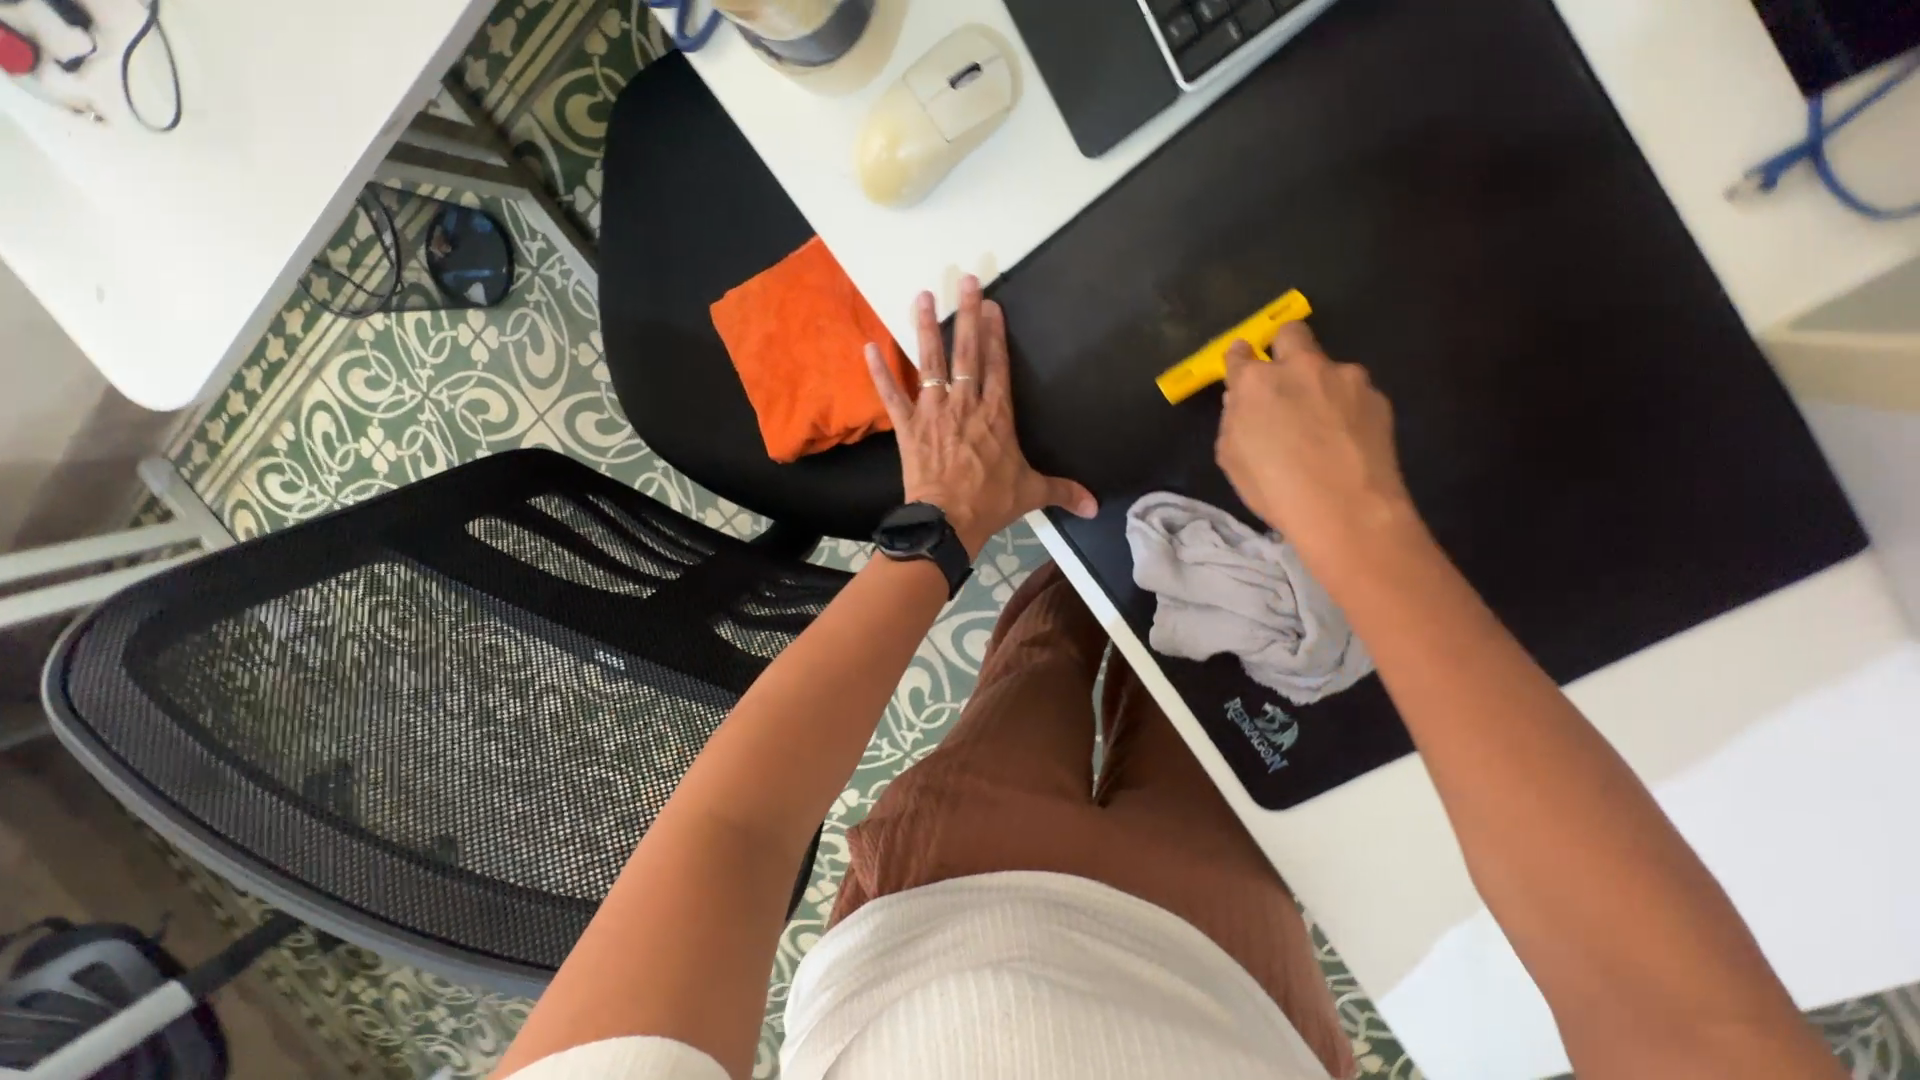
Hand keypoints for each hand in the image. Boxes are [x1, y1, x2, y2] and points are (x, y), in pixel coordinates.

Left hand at [867, 276, 1097, 558]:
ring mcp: (933, 413)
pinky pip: (892, 395)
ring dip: (925, 328)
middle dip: (967, 314)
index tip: (991, 305)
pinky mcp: (907, 427)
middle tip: (966, 281)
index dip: (994, 333)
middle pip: (966, 352)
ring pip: (929, 362)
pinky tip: (868, 347)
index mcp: (996, 415)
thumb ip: (1063, 491)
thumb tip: (1094, 506)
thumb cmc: (991, 503)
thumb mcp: (1031, 493)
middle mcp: (964, 404)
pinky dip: (880, 372)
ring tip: (923, 296)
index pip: (996, 365)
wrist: (947, 522)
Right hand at [1216, 323, 1418, 563]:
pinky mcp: (1377, 397)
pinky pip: (1355, 394)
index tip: (1241, 369)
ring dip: (1322, 385)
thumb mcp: (1232, 460)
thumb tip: (1242, 403)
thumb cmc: (1275, 489)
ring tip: (1325, 426)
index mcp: (1256, 382)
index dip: (1239, 360)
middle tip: (1285, 380)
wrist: (1346, 510)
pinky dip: (1348, 409)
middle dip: (1284, 346)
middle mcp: (1301, 367)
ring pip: (1329, 368)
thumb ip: (1234, 421)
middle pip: (1291, 333)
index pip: (1240, 353)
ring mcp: (1344, 378)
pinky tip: (1348, 440)